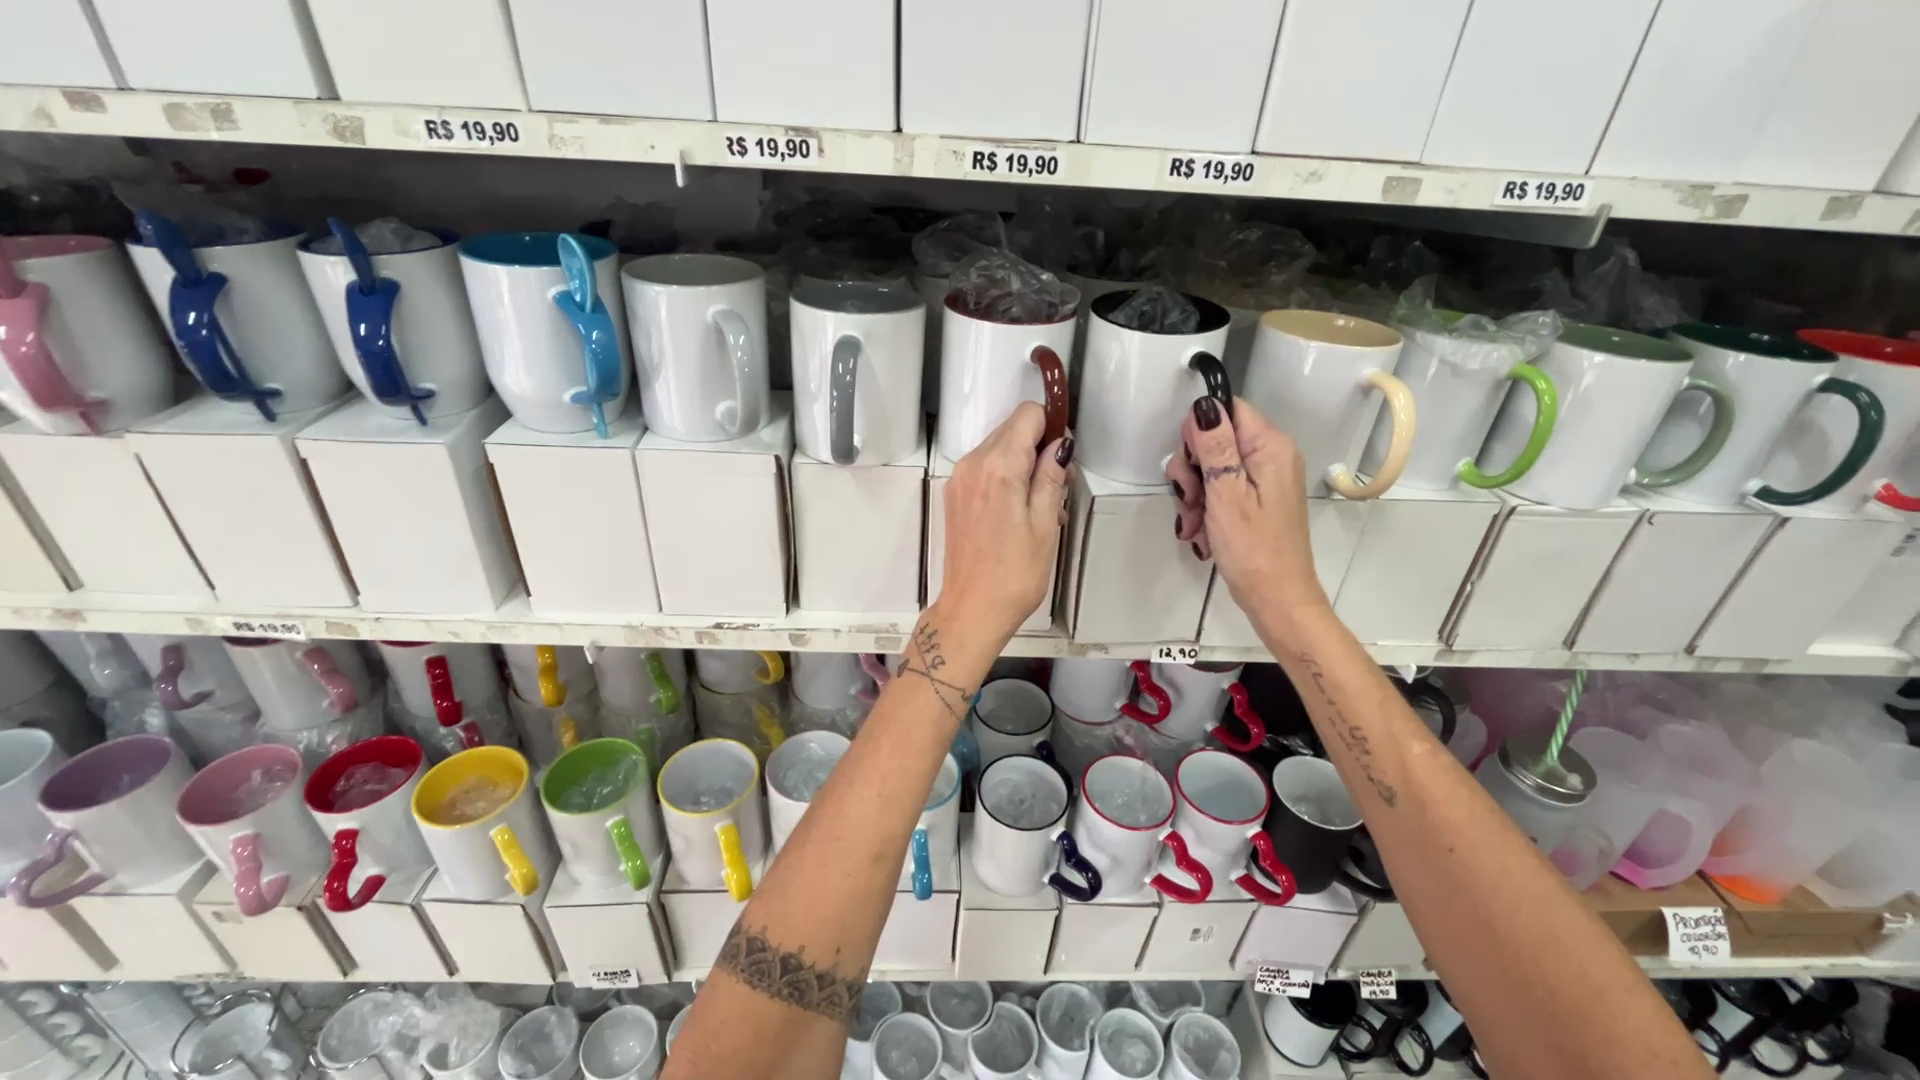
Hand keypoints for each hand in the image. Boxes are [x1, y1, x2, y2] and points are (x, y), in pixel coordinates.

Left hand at [940, 403, 1072, 641]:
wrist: (973, 609)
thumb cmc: (1014, 573)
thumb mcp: (1044, 523)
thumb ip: (1051, 475)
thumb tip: (1060, 444)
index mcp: (997, 466)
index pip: (1027, 415)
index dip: (1052, 426)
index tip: (1064, 456)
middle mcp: (972, 464)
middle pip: (1011, 429)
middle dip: (1039, 446)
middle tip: (1058, 485)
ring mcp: (959, 479)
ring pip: (998, 448)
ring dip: (1023, 464)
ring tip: (1041, 505)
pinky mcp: (955, 495)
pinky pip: (985, 469)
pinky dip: (1005, 477)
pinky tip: (1020, 511)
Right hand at [1166, 396, 1326, 614]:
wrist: (1277, 599)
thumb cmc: (1252, 549)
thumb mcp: (1226, 494)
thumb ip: (1214, 446)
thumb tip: (1204, 405)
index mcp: (1270, 447)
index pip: (1228, 409)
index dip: (1200, 431)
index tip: (1191, 465)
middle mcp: (1272, 456)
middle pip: (1217, 439)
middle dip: (1192, 470)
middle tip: (1189, 501)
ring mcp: (1265, 480)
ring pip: (1213, 468)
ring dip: (1194, 495)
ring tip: (1193, 526)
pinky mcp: (1257, 501)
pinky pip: (1222, 491)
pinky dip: (1206, 509)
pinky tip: (1200, 533)